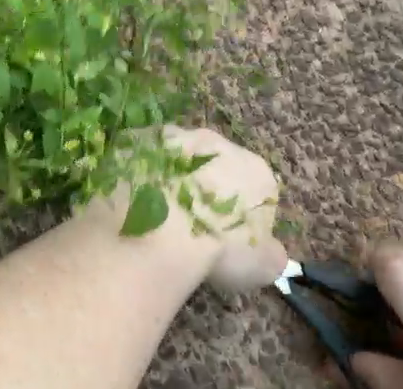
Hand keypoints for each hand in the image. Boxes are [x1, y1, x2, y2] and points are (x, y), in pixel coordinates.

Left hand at [78, 125, 286, 293]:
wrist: (158, 229)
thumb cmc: (221, 249)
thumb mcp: (264, 265)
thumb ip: (269, 250)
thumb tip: (266, 247)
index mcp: (254, 169)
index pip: (256, 186)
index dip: (242, 211)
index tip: (227, 233)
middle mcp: (214, 142)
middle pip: (213, 162)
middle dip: (205, 184)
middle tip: (191, 217)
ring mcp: (169, 137)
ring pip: (174, 155)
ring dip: (169, 174)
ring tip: (158, 208)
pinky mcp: (132, 140)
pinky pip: (139, 156)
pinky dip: (138, 172)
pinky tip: (133, 197)